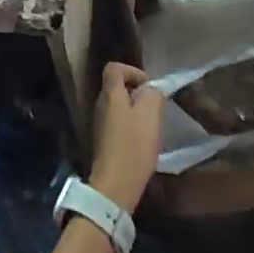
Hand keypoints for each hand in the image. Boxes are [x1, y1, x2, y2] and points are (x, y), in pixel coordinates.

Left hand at [88, 62, 163, 212]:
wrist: (115, 184)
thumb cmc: (134, 145)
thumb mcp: (151, 114)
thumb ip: (153, 94)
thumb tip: (150, 90)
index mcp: (110, 94)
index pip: (114, 68)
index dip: (132, 70)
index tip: (149, 86)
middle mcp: (100, 105)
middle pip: (116, 87)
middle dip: (137, 92)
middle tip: (154, 106)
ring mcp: (99, 124)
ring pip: (118, 106)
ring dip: (135, 111)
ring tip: (151, 125)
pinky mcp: (103, 141)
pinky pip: (117, 123)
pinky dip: (130, 126)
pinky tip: (142, 141)